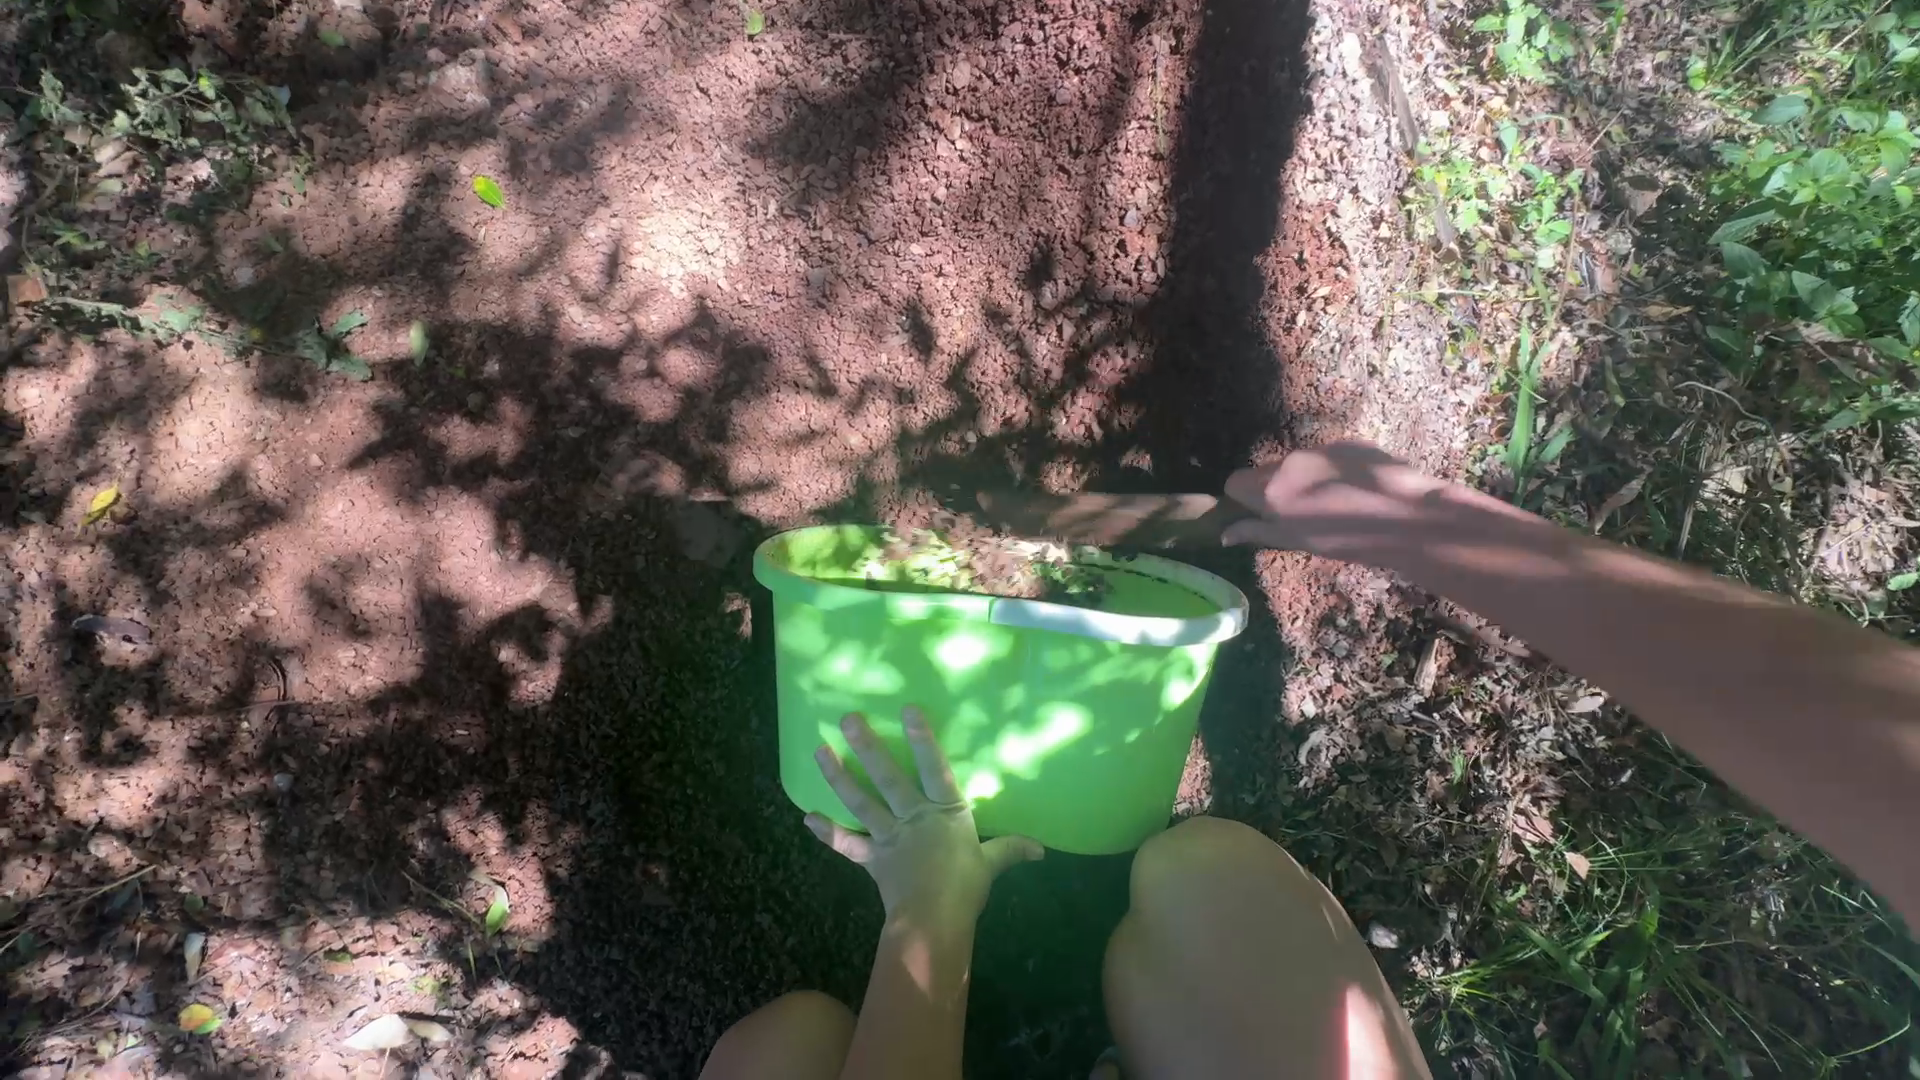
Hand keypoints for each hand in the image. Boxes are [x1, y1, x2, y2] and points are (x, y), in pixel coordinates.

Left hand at [807, 707, 1042, 925]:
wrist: (933, 925)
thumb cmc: (964, 889)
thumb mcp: (991, 864)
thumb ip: (1011, 849)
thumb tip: (1041, 849)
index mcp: (945, 811)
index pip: (935, 768)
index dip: (923, 739)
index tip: (908, 710)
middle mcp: (913, 816)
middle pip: (888, 777)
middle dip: (867, 747)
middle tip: (846, 719)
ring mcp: (889, 835)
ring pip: (860, 801)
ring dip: (837, 777)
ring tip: (819, 751)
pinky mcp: (872, 857)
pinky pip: (847, 844)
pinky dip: (827, 832)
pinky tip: (806, 817)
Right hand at [1220, 441, 1442, 556]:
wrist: (1407, 517)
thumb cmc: (1345, 538)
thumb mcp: (1295, 541)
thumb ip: (1256, 532)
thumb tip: (1225, 535)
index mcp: (1270, 489)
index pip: (1234, 482)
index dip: (1243, 499)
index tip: (1260, 515)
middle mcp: (1288, 462)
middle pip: (1266, 472)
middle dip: (1275, 489)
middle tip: (1300, 514)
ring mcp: (1319, 449)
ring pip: (1297, 464)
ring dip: (1304, 480)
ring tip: (1334, 503)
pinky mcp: (1348, 442)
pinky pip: (1327, 457)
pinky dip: (1332, 471)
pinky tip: (1356, 490)